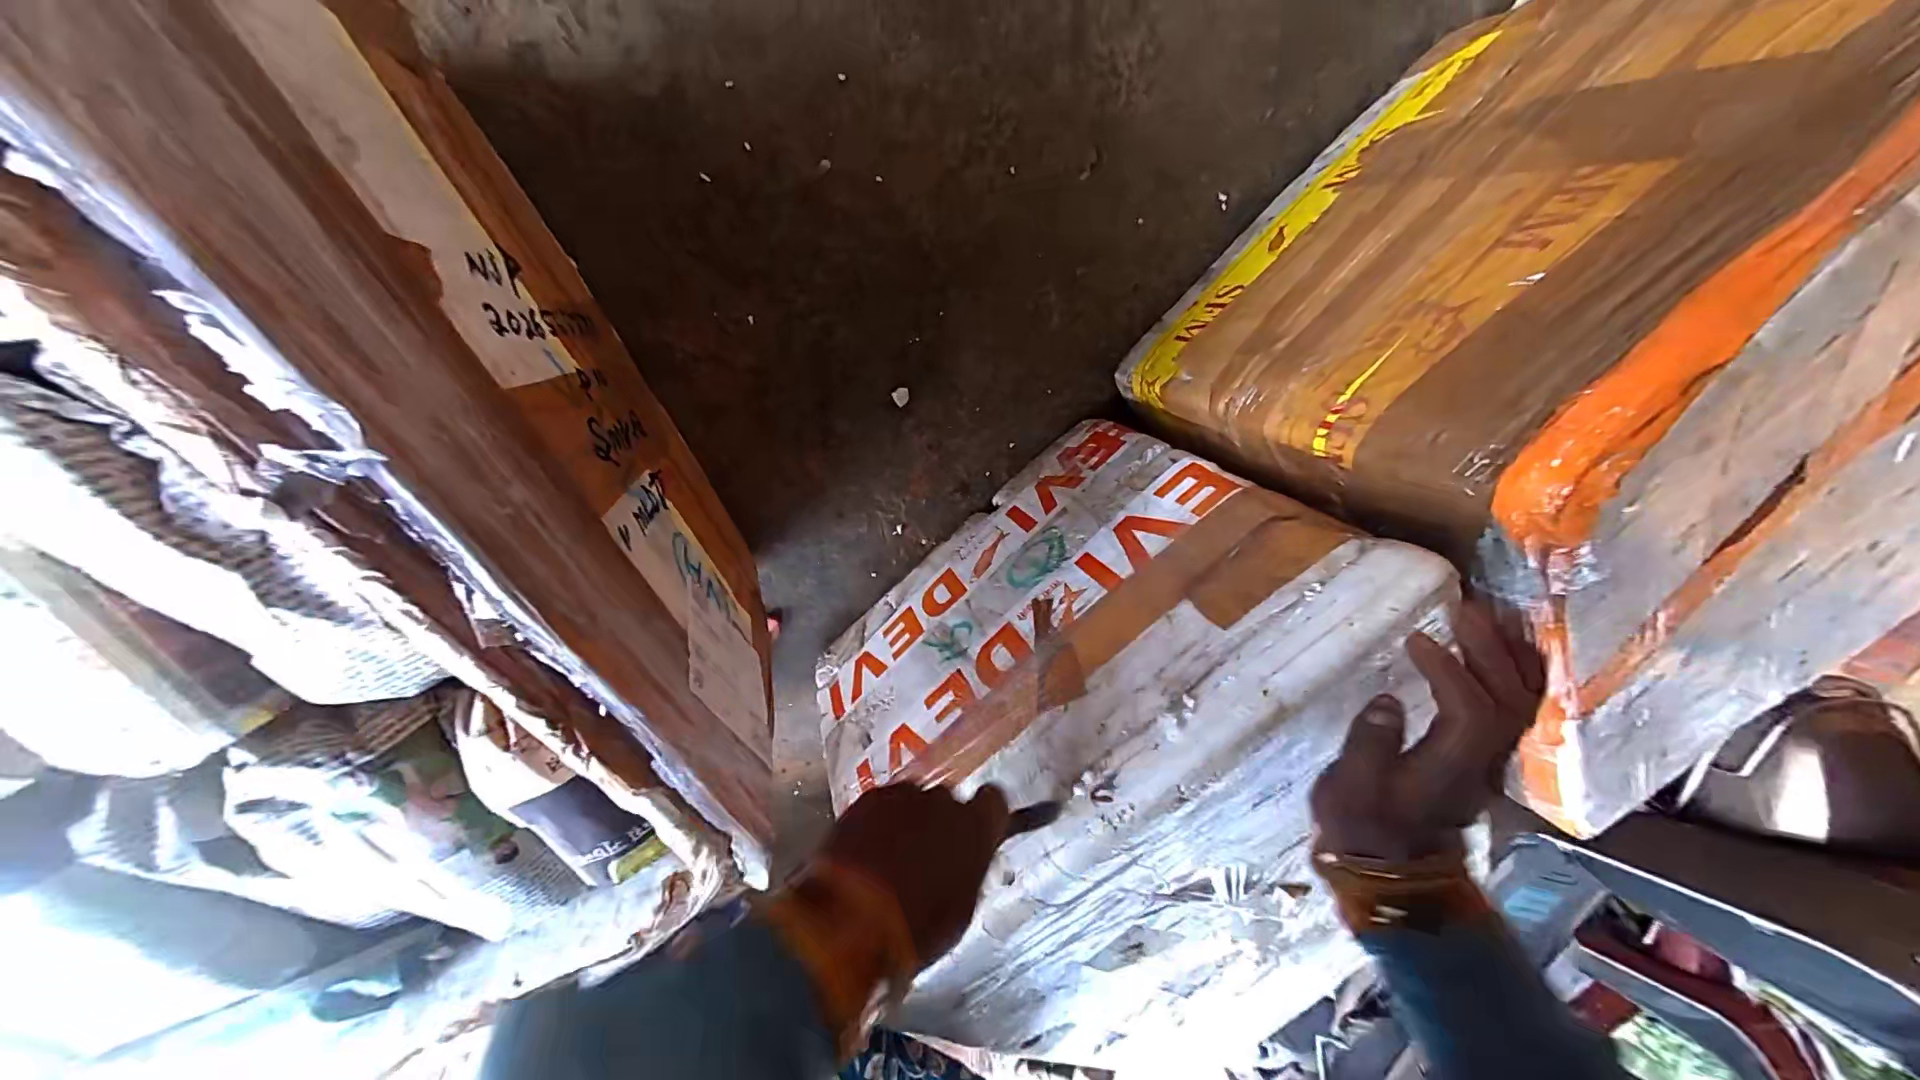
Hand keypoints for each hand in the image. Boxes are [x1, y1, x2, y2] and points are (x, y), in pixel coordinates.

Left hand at [821, 782, 1010, 962]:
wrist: (852, 919)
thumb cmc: (914, 928)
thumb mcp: (961, 910)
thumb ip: (971, 871)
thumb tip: (968, 864)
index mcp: (976, 828)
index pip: (994, 801)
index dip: (985, 814)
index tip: (977, 830)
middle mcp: (943, 801)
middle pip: (948, 801)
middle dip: (940, 822)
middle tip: (927, 856)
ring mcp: (903, 796)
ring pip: (912, 801)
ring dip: (908, 822)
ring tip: (892, 859)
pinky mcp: (867, 798)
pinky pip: (881, 805)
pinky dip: (877, 823)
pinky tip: (867, 852)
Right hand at [1311, 597, 1543, 862]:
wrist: (1390, 869)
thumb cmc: (1362, 825)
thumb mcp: (1350, 788)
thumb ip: (1369, 743)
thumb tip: (1386, 701)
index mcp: (1449, 768)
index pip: (1469, 711)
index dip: (1450, 671)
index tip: (1418, 640)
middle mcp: (1482, 763)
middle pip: (1508, 702)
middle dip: (1490, 652)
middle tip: (1466, 610)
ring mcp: (1488, 763)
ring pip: (1522, 707)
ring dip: (1510, 660)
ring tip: (1489, 622)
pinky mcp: (1482, 760)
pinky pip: (1513, 711)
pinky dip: (1512, 678)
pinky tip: (1496, 657)